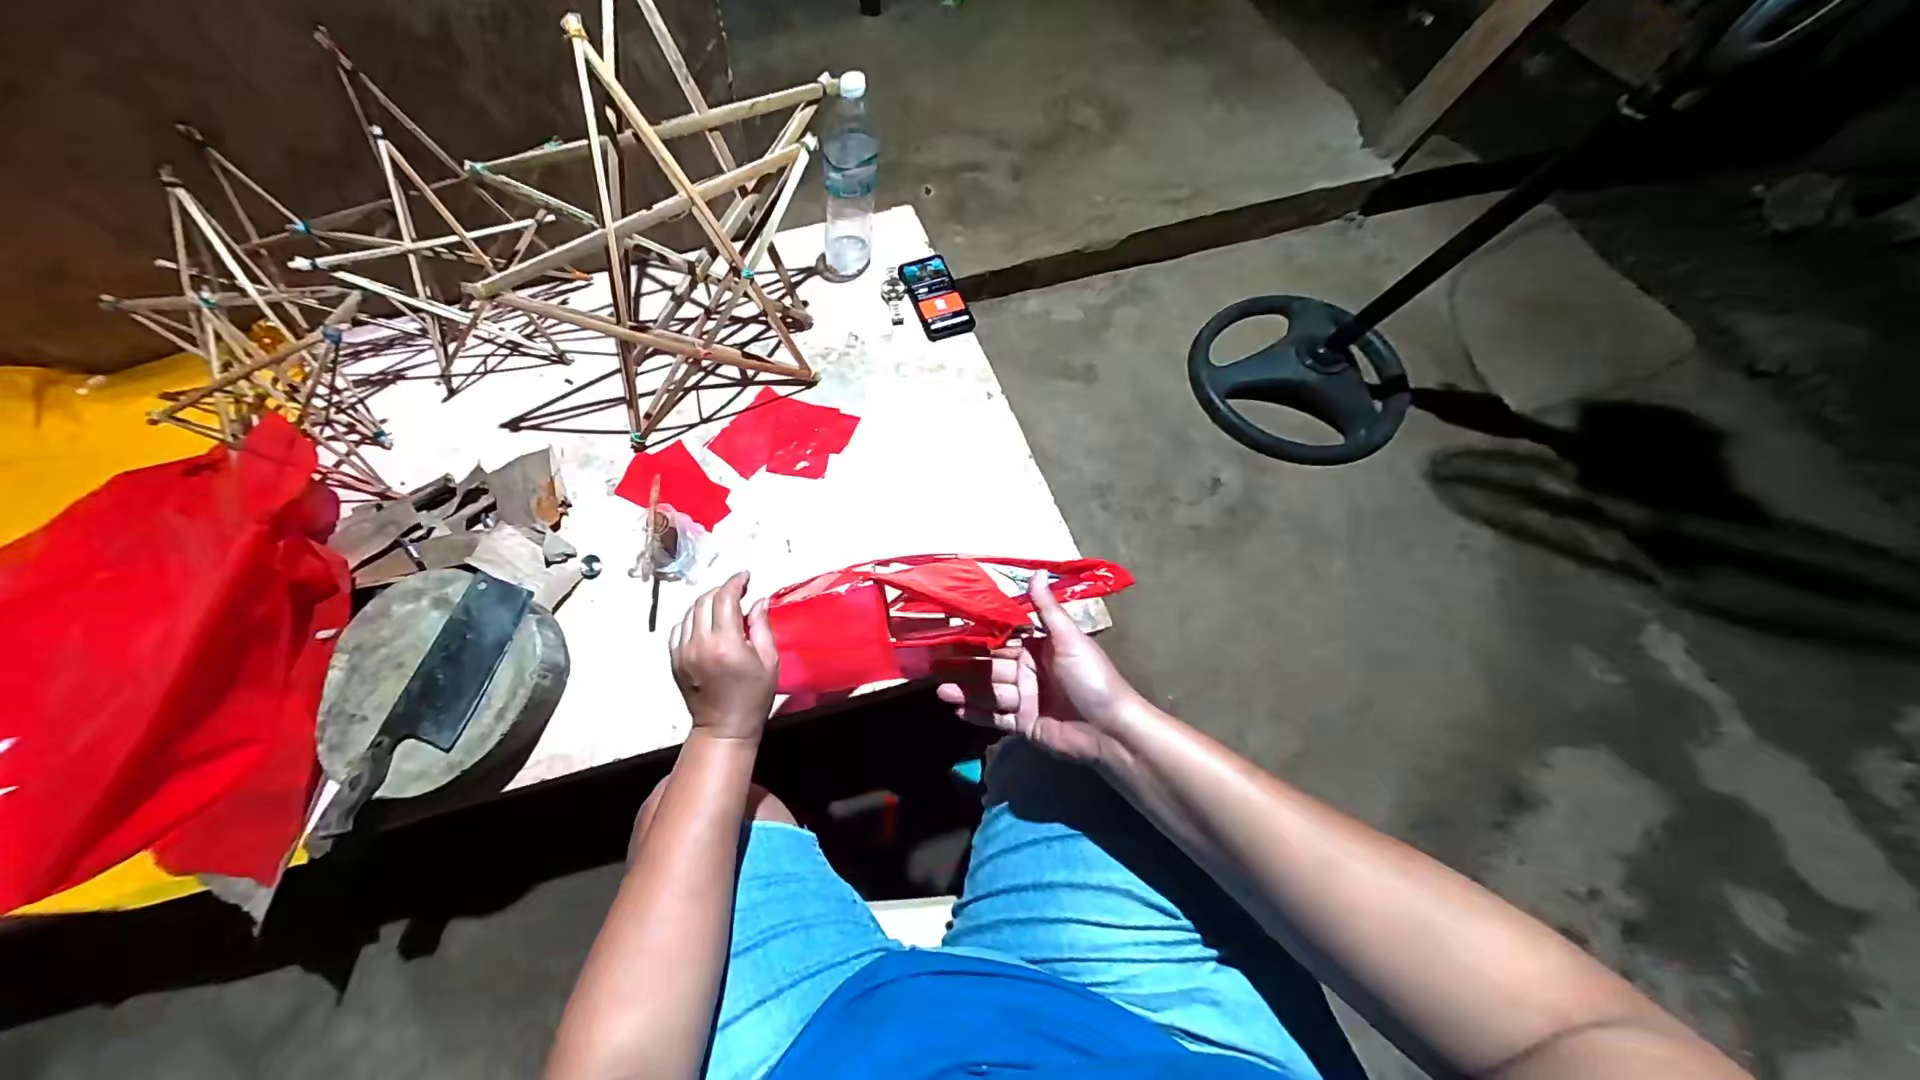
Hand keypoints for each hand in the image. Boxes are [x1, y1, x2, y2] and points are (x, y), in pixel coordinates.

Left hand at [670, 571, 778, 741]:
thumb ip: (761, 626)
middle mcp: (699, 644)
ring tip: (724, 606)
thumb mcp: (768, 660)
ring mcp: (683, 652)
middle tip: (739, 590)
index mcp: (725, 643)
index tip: (745, 577)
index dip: (735, 582)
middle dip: (722, 590)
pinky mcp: (674, 660)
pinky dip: (693, 619)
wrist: (724, 727)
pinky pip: (679, 628)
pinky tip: (707, 623)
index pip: (725, 598)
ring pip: (690, 612)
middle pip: (705, 600)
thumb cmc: (752, 696)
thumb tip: (758, 601)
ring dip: (708, 603)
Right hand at [936, 574, 1143, 765]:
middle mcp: (1030, 671)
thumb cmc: (1092, 679)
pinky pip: (996, 717)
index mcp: (1040, 648)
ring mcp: (1026, 699)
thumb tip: (1037, 571)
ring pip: (990, 692)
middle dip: (966, 666)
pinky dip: (977, 714)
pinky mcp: (1024, 724)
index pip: (1004, 639)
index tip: (952, 631)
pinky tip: (957, 709)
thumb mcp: (1069, 640)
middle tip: (935, 663)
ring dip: (966, 690)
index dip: (979, 636)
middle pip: (992, 666)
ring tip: (940, 690)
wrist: (1110, 729)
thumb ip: (1047, 609)